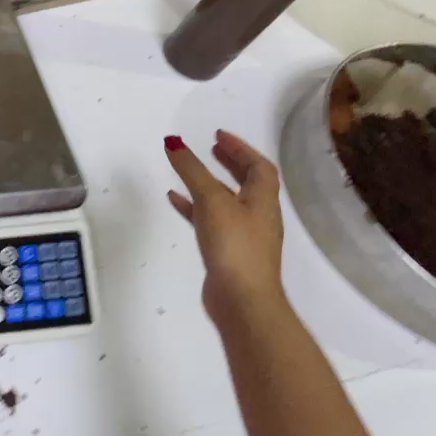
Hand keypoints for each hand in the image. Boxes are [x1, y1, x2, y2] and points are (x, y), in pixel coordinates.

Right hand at [166, 130, 287, 332]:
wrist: (242, 301)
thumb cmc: (234, 245)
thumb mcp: (211, 200)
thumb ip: (191, 170)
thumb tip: (173, 142)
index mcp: (262, 201)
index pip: (260, 167)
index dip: (241, 148)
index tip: (218, 135)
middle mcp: (257, 216)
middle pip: (248, 183)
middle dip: (230, 163)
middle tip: (210, 147)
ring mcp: (243, 236)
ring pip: (227, 200)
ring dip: (210, 182)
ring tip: (188, 170)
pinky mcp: (227, 251)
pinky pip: (210, 219)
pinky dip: (194, 206)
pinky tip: (174, 200)